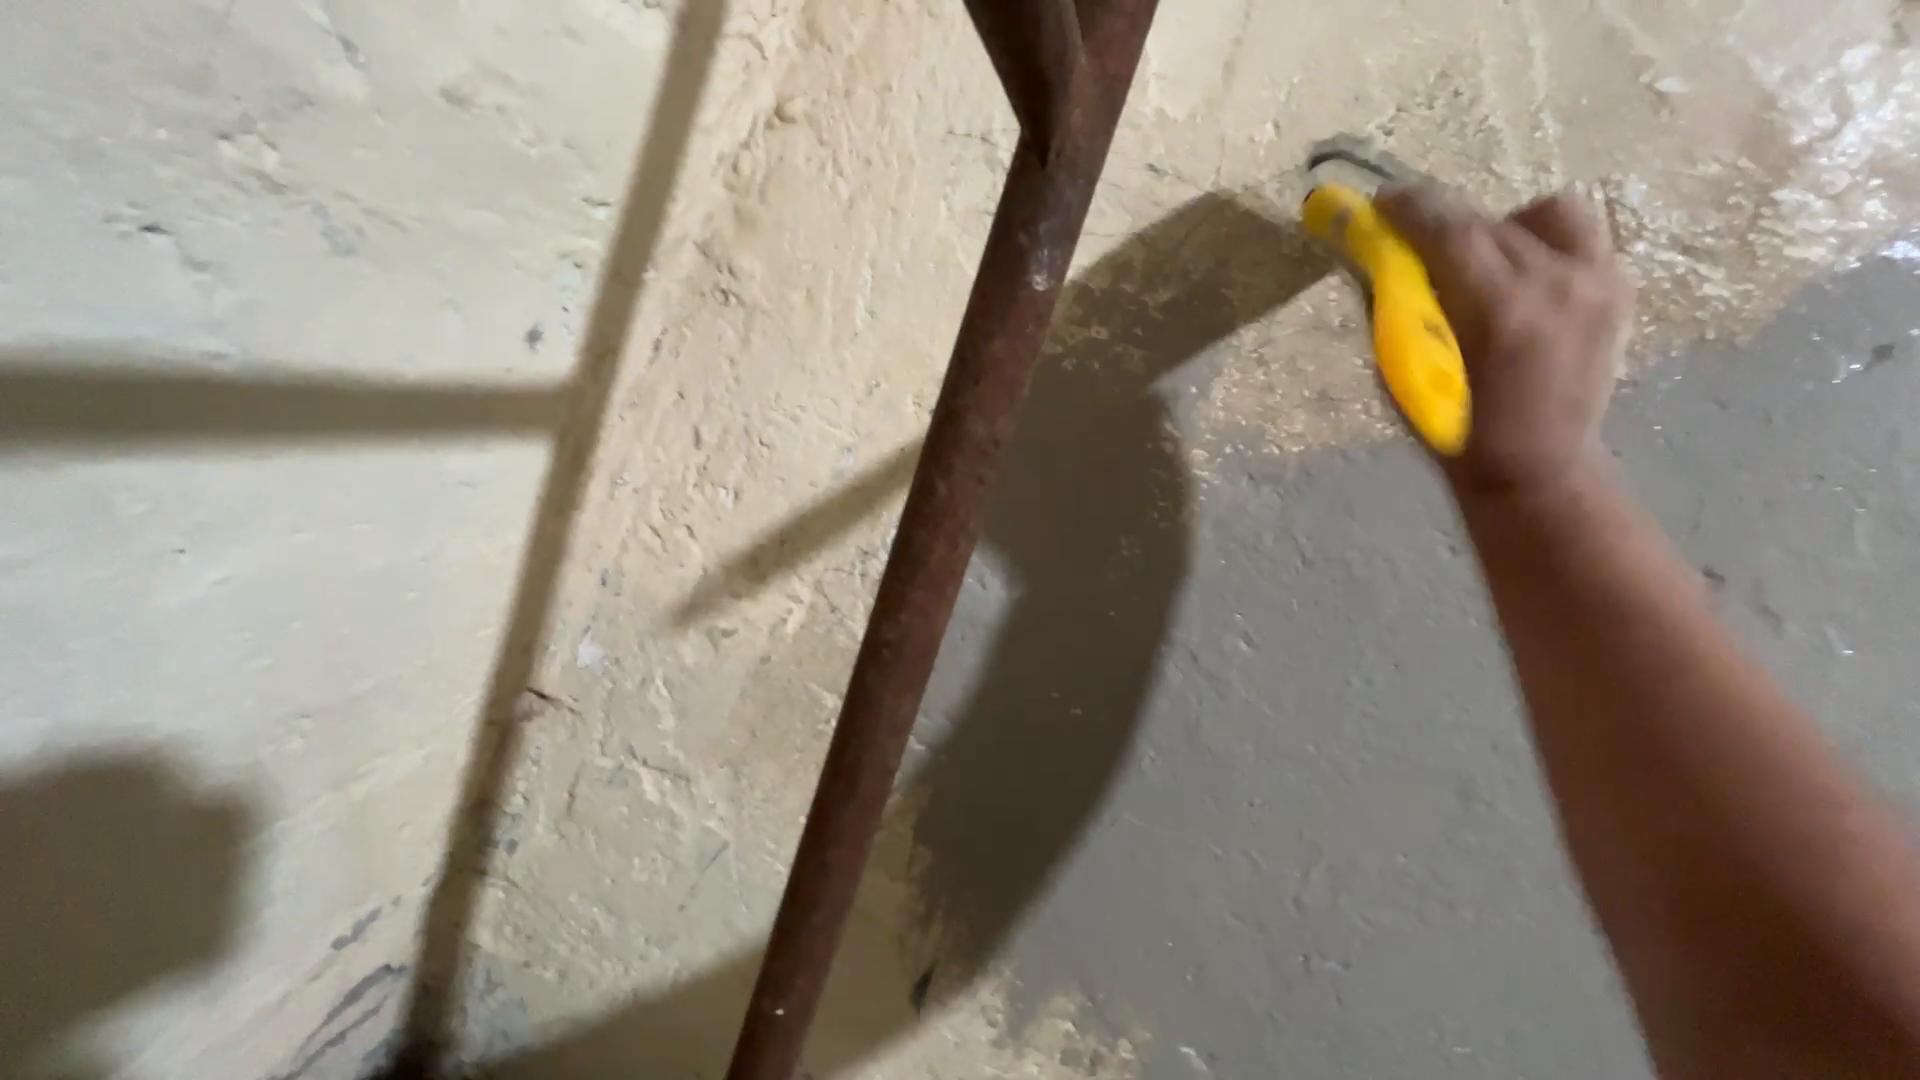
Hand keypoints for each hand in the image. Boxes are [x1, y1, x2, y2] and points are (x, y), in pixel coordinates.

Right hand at [1376, 185, 1633, 497]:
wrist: (1539, 467)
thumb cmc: (1457, 432)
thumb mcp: (1410, 374)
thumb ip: (1397, 311)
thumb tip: (1378, 261)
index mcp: (1500, 310)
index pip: (1453, 230)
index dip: (1414, 207)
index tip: (1384, 200)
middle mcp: (1558, 283)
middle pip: (1491, 220)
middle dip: (1445, 221)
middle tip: (1414, 236)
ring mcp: (1599, 282)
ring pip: (1547, 213)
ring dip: (1503, 227)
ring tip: (1481, 259)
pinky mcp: (1620, 288)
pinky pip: (1578, 237)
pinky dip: (1540, 246)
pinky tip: (1519, 280)